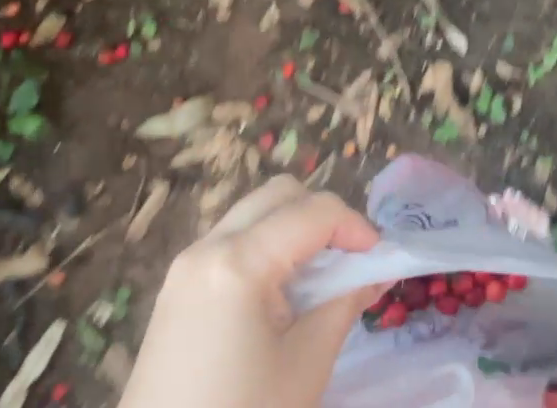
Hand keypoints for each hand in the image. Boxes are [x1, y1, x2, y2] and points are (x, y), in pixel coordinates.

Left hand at [119, 175, 386, 407]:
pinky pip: (233, 241)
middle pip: (280, 195)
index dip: (356, 226)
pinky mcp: (177, 288)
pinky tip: (282, 295)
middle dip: (324, 217)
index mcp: (238, 261)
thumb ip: (346, 301)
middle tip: (349, 260)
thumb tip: (377, 270)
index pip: (314, 211)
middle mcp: (207, 247)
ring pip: (255, 214)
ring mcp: (185, 266)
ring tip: (318, 279)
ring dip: (295, 230)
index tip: (380, 260)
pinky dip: (268, 247)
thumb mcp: (307, 361)